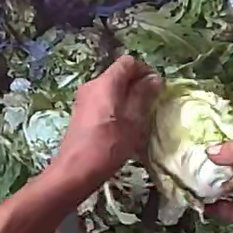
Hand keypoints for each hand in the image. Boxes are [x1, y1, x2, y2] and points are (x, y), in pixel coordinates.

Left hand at [46, 56, 162, 194]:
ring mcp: (84, 98)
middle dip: (137, 84)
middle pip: (119, 74)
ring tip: (138, 116)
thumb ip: (144, 96)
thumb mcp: (133, 121)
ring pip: (111, 88)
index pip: (129, 62)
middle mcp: (92, 85)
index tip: (157, 88)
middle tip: (151, 104)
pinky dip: (115, 105)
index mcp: (106, 82)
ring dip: (127, 96)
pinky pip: (102, 99)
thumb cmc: (108, 145)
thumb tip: (154, 79)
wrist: (75, 170)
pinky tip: (122, 124)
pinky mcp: (81, 112)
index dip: (145, 71)